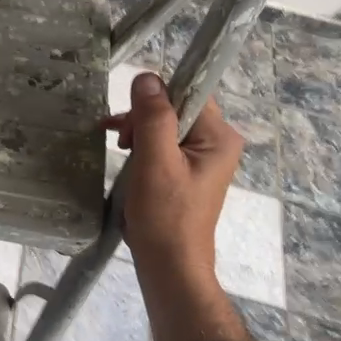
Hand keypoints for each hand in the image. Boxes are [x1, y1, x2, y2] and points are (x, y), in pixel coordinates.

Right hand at [102, 71, 251, 340]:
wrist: (169, 262)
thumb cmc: (164, 214)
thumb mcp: (155, 162)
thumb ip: (153, 117)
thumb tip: (145, 77)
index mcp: (220, 137)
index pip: (188, 94)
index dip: (155, 101)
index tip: (130, 123)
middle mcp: (217, 144)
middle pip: (175, 109)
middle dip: (143, 119)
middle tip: (121, 143)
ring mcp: (202, 160)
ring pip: (166, 127)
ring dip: (139, 134)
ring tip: (121, 152)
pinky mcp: (186, 174)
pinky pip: (163, 146)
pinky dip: (142, 148)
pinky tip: (126, 159)